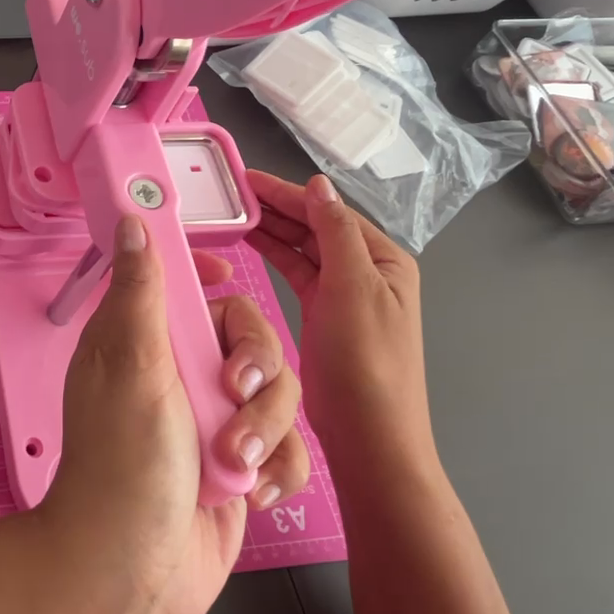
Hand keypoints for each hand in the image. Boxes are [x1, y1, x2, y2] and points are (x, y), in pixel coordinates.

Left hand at [38, 216, 310, 613]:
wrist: (135, 567)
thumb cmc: (123, 465)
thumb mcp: (131, 362)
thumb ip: (141, 290)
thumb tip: (132, 222)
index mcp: (140, 339)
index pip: (184, 286)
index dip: (210, 276)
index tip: (227, 278)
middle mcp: (176, 373)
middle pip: (249, 337)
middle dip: (256, 368)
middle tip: (234, 394)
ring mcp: (210, 419)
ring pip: (276, 392)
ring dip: (266, 427)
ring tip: (234, 460)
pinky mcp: (238, 462)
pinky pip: (286, 446)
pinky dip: (279, 467)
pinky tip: (255, 490)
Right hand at [243, 171, 433, 460]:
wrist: (368, 435)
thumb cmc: (365, 360)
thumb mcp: (352, 289)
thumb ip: (335, 233)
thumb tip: (319, 184)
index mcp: (383, 260)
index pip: (329, 212)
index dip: (288, 193)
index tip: (246, 178)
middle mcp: (366, 271)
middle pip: (315, 226)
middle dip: (276, 206)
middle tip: (230, 191)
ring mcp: (344, 294)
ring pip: (303, 247)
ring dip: (271, 227)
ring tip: (232, 211)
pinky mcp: (322, 313)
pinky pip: (295, 270)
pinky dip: (273, 253)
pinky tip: (250, 241)